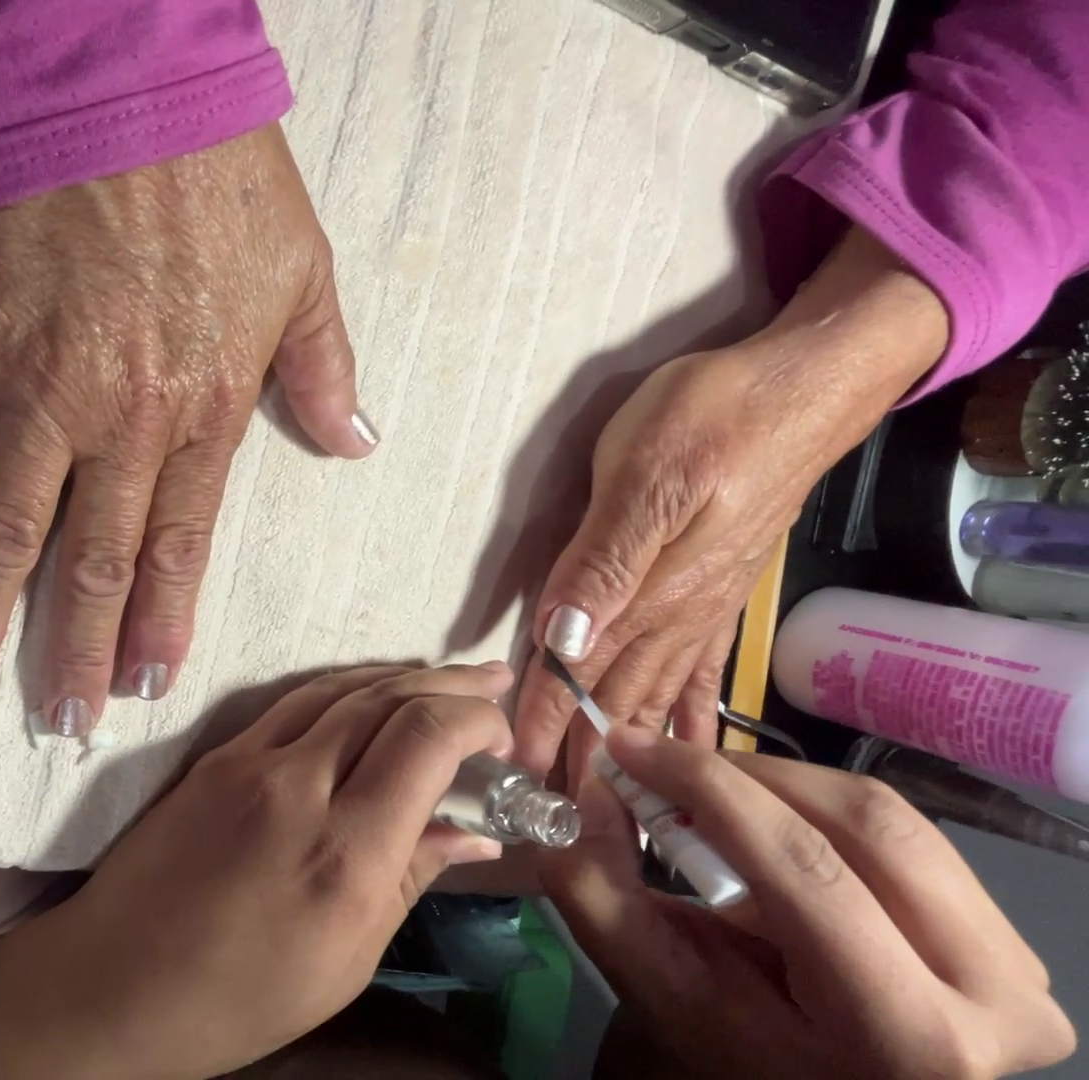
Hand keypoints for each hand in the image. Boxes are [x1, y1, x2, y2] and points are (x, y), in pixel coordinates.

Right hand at [0, 124, 373, 738]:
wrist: (118, 85)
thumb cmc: (217, 178)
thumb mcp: (302, 271)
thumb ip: (322, 369)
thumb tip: (354, 444)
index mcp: (199, 412)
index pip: (180, 544)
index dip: (160, 620)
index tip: (142, 684)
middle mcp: (117, 422)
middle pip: (92, 560)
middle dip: (74, 650)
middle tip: (57, 722)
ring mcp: (34, 392)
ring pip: (5, 528)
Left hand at [22, 663, 514, 1076]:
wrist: (119, 976)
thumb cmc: (242, 995)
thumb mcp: (348, 957)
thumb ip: (411, 878)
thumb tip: (473, 832)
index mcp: (345, 852)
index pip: (422, 740)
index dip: (473, 720)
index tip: (500, 734)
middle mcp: (298, 787)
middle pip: (385, 701)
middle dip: (449, 683)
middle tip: (493, 681)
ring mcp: (248, 762)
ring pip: (337, 689)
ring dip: (396, 674)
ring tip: (442, 674)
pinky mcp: (215, 756)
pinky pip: (291, 702)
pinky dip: (341, 688)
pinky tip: (364, 692)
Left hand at [514, 227, 949, 778]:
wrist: (804, 384)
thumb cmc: (710, 420)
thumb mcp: (645, 482)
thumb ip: (603, 566)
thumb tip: (564, 640)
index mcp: (646, 595)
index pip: (578, 673)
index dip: (543, 722)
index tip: (515, 773)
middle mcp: (675, 613)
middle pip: (615, 700)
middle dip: (581, 754)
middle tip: (554, 811)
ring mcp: (702, 604)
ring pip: (651, 693)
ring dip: (628, 748)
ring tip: (612, 801)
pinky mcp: (718, 587)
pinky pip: (695, 666)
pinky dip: (686, 710)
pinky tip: (688, 746)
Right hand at [542, 728, 1075, 1078]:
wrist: (811, 1076)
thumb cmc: (728, 1043)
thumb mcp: (648, 978)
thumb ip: (596, 885)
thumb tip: (591, 784)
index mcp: (906, 1030)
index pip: (802, 863)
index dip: (704, 783)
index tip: (627, 744)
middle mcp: (999, 1001)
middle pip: (858, 823)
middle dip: (738, 774)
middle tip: (662, 766)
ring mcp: (1025, 971)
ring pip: (883, 814)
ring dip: (773, 782)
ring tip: (707, 797)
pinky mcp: (1014, 940)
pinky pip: (901, 830)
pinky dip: (810, 803)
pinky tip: (763, 824)